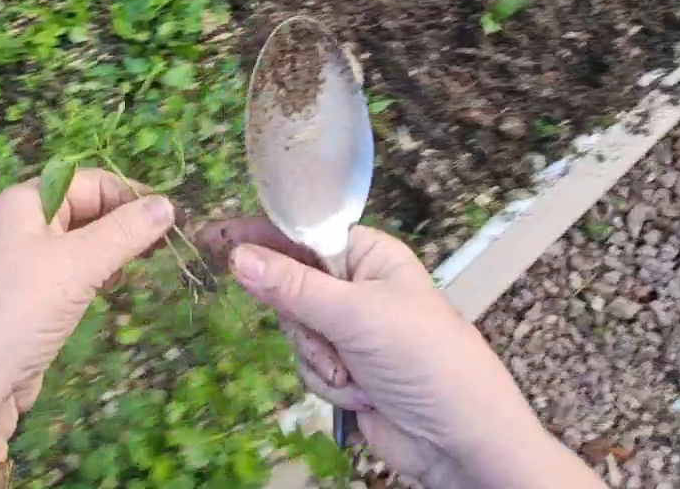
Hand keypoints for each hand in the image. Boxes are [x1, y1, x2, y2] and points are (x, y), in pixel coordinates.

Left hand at [0, 169, 174, 461]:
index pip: (88, 181)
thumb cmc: (20, 309)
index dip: (129, 194)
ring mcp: (21, 259)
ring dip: (111, 247)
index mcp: (26, 200)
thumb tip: (167, 204)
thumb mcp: (78, 265)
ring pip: (78, 240)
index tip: (170, 217)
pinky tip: (111, 286)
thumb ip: (125, 232)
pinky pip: (68, 269)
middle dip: (123, 221)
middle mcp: (21, 222)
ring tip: (144, 264)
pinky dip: (94, 272)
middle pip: (83, 207)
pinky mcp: (26, 294)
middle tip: (164, 245)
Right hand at [199, 218, 602, 488]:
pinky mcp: (341, 364)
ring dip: (318, 356)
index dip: (258, 235)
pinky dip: (325, 380)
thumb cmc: (427, 362)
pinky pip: (303, 360)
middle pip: (287, 283)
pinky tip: (360, 393)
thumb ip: (293, 287)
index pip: (299, 231)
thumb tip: (235, 256)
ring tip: (355, 373)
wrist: (466, 448)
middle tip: (327, 339)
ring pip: (291, 326)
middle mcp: (352, 283)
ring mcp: (345, 325)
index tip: (213, 236)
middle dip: (304, 321)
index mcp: (365, 253)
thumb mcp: (357, 316)